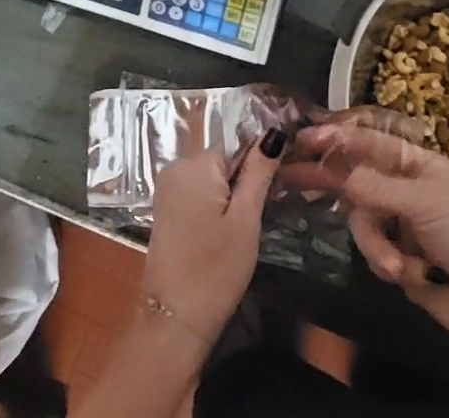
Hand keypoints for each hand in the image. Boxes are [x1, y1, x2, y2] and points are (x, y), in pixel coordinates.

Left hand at [142, 129, 286, 347]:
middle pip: (223, 156)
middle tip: (270, 204)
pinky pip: (198, 188)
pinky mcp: (166, 206)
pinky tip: (229, 225)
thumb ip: (258, 171)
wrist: (174, 317)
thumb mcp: (246, 218)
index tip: (282, 178)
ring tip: (250, 218)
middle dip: (247, 173)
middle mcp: (176, 165)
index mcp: (196, 163)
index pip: (238, 141)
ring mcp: (167, 186)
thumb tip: (274, 132)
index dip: (262, 156)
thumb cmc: (216, 268)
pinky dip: (217, 199)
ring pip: (212, 173)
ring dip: (233, 188)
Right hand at [284, 124, 448, 352]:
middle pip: (357, 181)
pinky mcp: (399, 261)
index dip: (337, 139)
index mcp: (418, 165)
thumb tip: (332, 169)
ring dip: (377, 245)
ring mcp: (402, 226)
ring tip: (398, 266)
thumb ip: (372, 185)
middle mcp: (406, 190)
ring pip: (362, 222)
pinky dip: (387, 264)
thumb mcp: (423, 203)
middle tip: (292, 180)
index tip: (304, 139)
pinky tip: (410, 276)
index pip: (370, 143)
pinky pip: (372, 252)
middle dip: (334, 186)